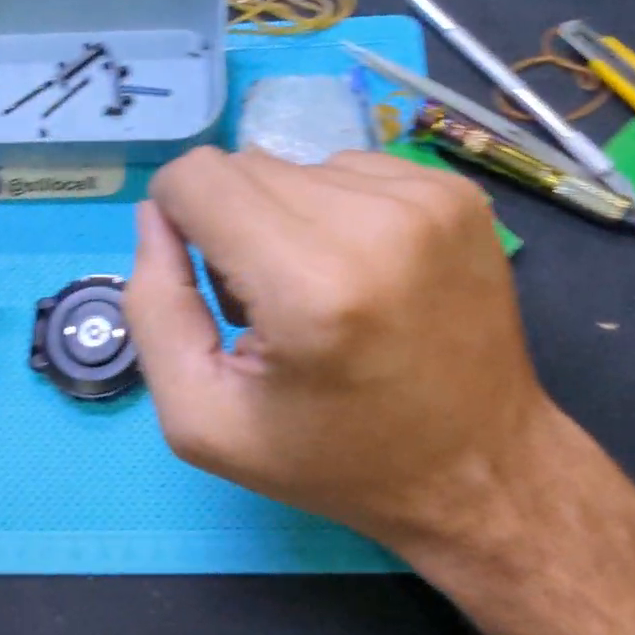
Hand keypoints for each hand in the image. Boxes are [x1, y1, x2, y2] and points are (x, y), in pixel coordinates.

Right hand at [124, 147, 553, 550]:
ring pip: (297, 165)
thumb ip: (153, 310)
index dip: (178, 215)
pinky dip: (338, 212)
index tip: (201, 271)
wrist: (481, 469)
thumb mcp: (205, 420)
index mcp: (309, 287)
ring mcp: (426, 199)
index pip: (198, 177)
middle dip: (232, 223)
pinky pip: (352, 169)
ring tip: (321, 290)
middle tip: (267, 300)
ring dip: (287, 218)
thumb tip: (155, 217)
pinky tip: (364, 272)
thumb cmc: (336, 458)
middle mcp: (374, 223)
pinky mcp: (456, 193)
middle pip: (245, 167)